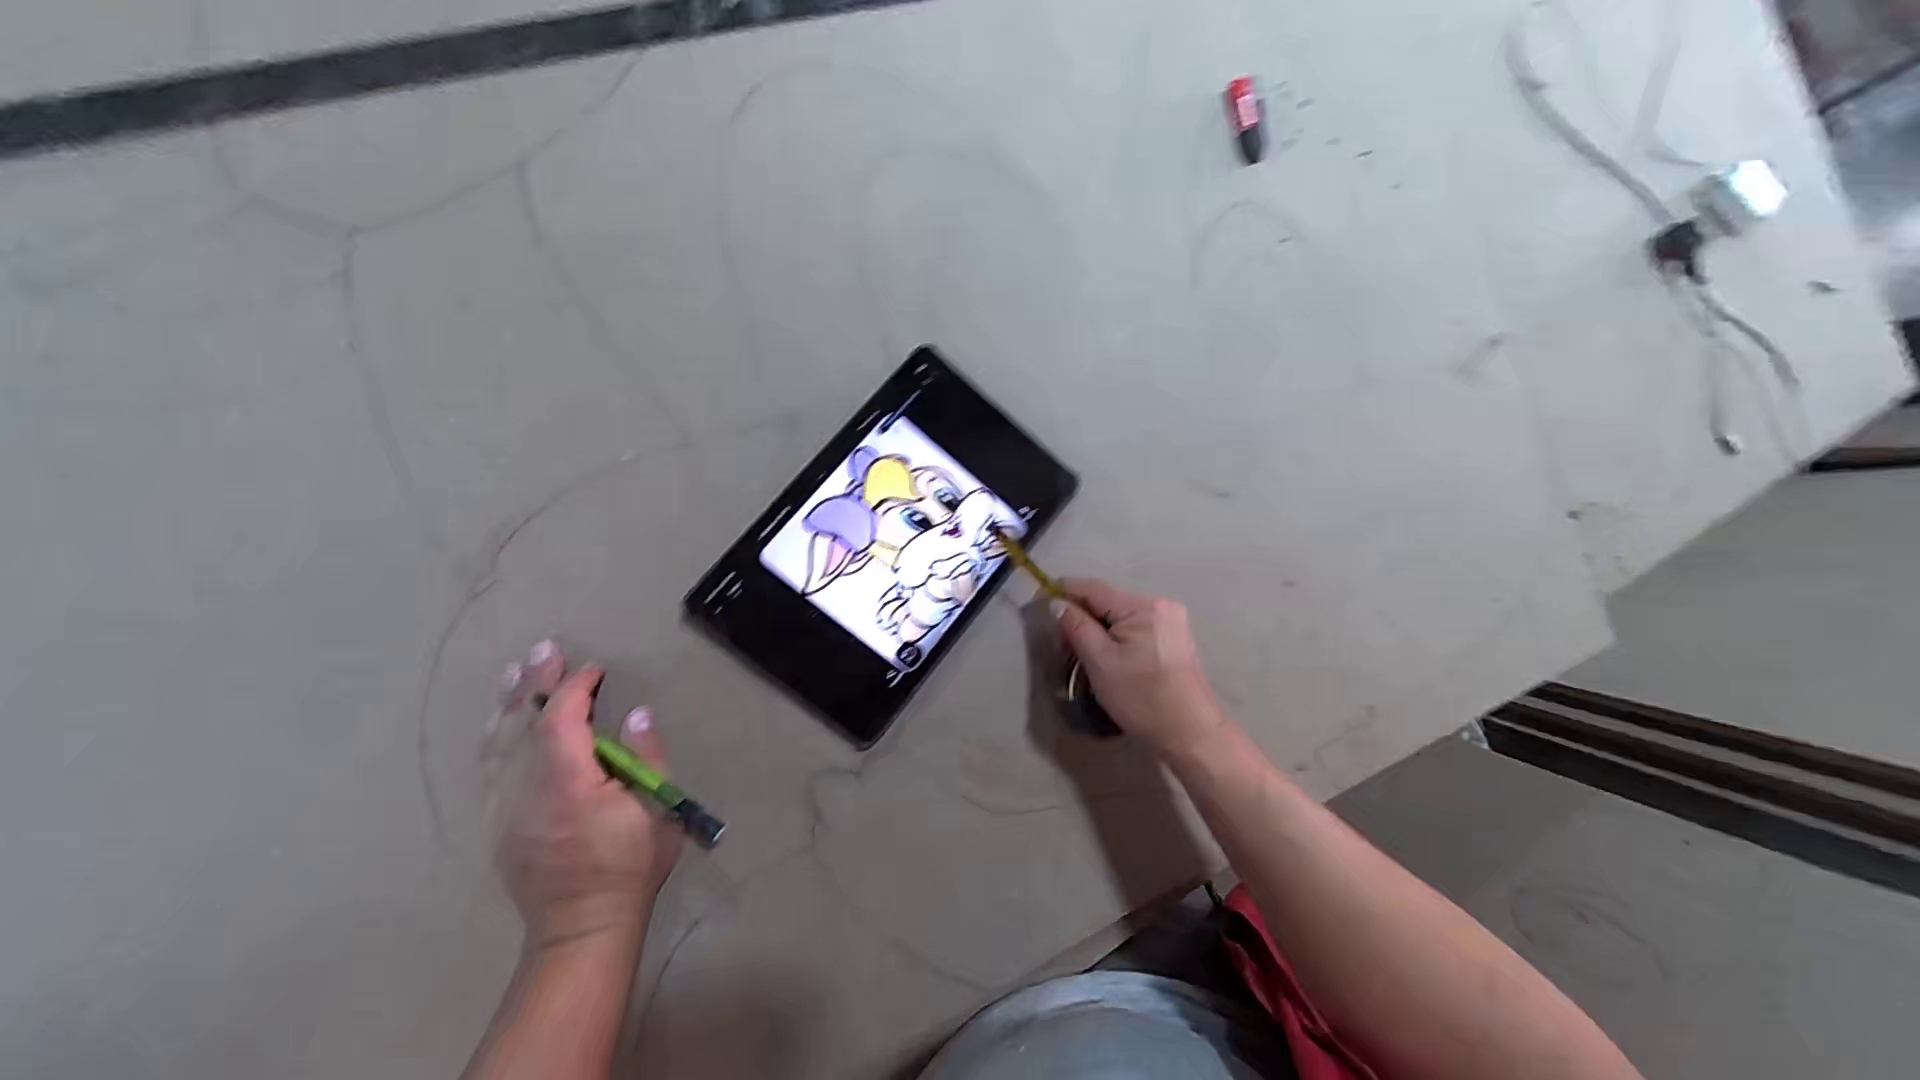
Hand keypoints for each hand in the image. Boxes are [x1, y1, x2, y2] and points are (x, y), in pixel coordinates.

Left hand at [483, 641, 681, 951]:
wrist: (580, 926)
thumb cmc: (629, 866)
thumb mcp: (657, 811)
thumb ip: (648, 758)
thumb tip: (637, 714)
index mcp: (567, 785)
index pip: (562, 721)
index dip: (575, 689)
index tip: (594, 670)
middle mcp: (525, 791)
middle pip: (524, 724)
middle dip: (534, 683)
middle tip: (544, 648)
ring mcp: (504, 808)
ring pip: (498, 744)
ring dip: (509, 704)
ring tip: (515, 671)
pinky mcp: (496, 823)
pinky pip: (489, 769)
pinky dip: (495, 737)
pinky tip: (499, 721)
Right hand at [1055, 578, 1233, 756]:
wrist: (1190, 733)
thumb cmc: (1142, 699)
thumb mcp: (1100, 662)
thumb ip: (1076, 627)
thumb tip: (1057, 604)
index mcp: (1144, 606)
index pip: (1093, 588)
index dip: (1063, 592)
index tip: (1039, 602)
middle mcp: (1160, 604)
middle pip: (1107, 600)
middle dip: (1080, 617)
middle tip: (1061, 645)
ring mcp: (1170, 620)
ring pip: (1119, 614)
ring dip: (1096, 628)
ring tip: (1080, 653)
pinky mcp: (1172, 637)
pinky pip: (1133, 626)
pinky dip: (1114, 636)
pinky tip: (1104, 655)